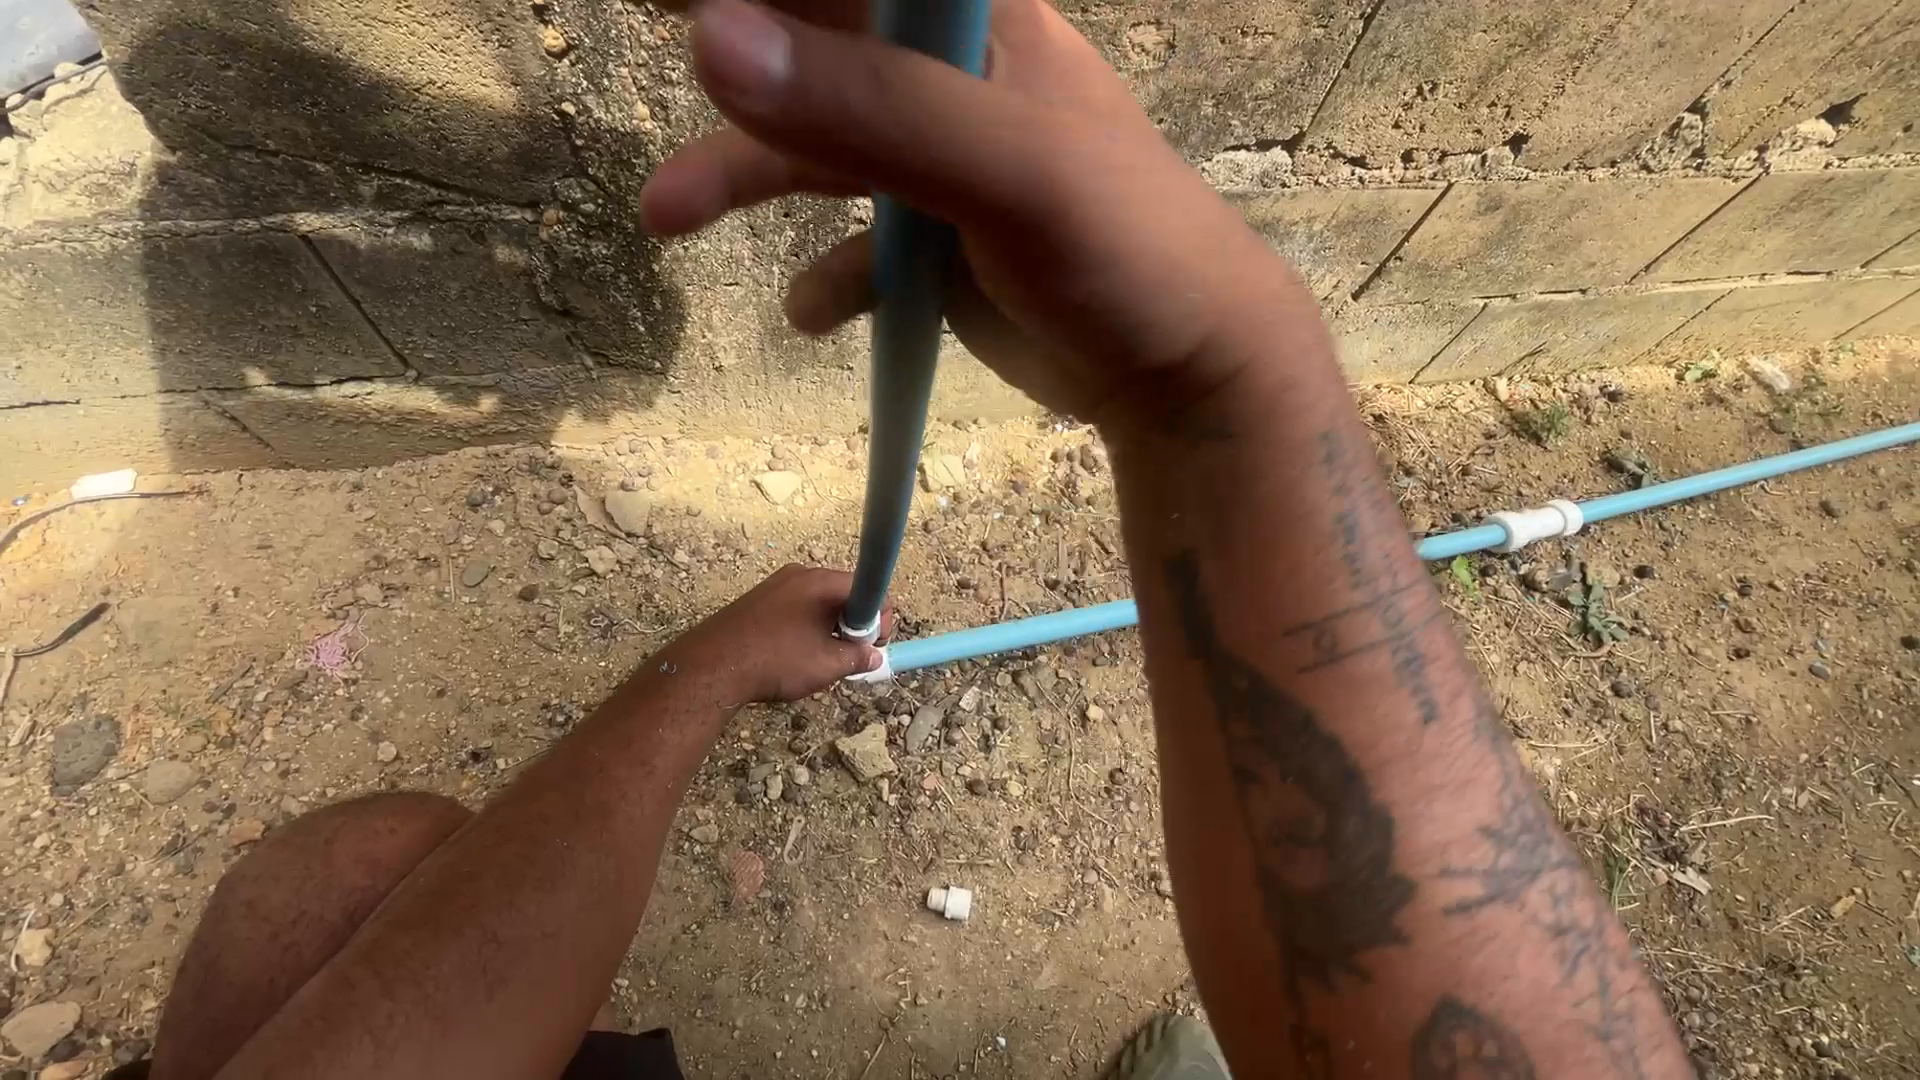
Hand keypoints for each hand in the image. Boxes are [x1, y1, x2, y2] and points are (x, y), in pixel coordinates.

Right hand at [639, 0, 1304, 428]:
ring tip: (665, 221)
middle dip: (732, 50)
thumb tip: (714, 40)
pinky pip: (858, 251)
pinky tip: (813, 317)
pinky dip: (827, 279)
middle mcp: (947, 85)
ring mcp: (940, 170)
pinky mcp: (940, 249)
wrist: (1178, 367)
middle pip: (813, 43)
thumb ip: (875, 111)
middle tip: (635, 26)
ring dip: (741, 179)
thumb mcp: (1009, 173)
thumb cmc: (1122, 250)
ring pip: (817, 154)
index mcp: (970, 26)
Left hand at [660, 564, 888, 703]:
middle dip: (854, 626)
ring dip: (830, 630)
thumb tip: (874, 657)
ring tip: (820, 662)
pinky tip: (794, 656)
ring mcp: (776, 586)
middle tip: (848, 658)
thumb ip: (858, 658)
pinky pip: (797, 609)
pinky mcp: (759, 601)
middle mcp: (801, 575)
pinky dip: (806, 629)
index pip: (869, 590)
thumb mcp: (827, 665)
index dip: (879, 620)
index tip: (873, 646)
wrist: (712, 667)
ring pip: (820, 604)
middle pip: (845, 595)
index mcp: (822, 582)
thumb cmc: (776, 661)